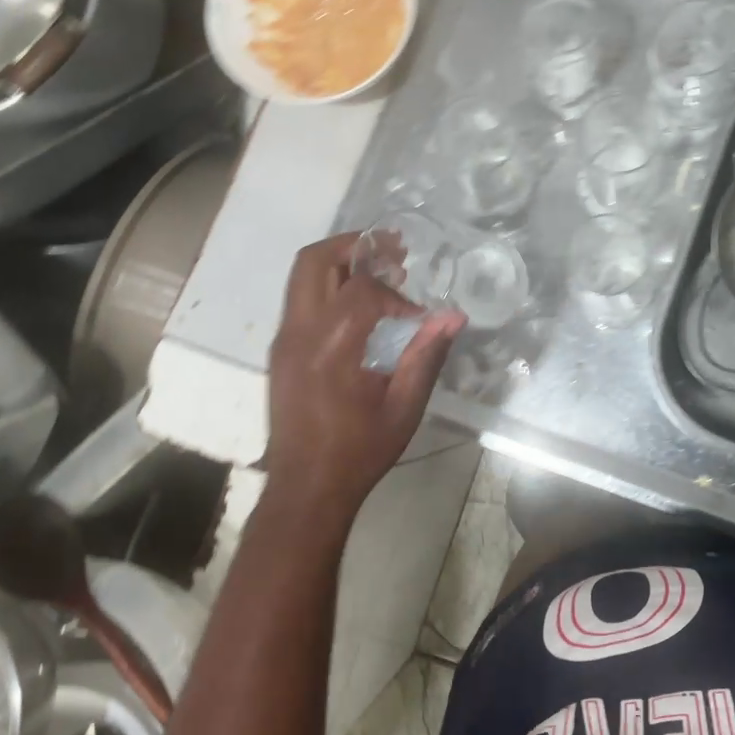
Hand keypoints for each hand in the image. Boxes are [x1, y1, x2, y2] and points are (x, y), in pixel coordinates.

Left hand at [265, 233, 464, 507]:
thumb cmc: (359, 450)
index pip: (361, 288)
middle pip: (316, 260)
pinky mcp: (280, 351)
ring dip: (340, 262)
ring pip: (302, 275)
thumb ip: (426, 355)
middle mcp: (299, 333)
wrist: (306, 487)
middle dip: (355, 246)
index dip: (394, 293)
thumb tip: (454, 316)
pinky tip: (359, 309)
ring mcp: (284, 340)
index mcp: (332, 347)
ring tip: (378, 273)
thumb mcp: (404, 407)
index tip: (416, 316)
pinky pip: (301, 299)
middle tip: (392, 252)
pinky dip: (329, 286)